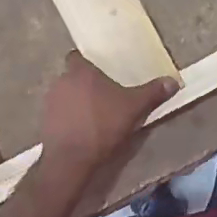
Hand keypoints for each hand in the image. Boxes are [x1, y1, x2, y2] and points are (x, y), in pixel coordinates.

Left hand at [37, 51, 178, 170]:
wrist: (72, 159)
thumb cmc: (104, 124)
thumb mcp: (135, 107)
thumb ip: (153, 92)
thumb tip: (173, 81)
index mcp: (81, 72)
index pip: (76, 57)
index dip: (87, 62)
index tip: (101, 71)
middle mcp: (61, 82)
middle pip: (72, 76)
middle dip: (86, 83)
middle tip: (105, 93)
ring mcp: (49, 103)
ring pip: (65, 95)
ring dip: (77, 101)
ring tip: (96, 112)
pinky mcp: (44, 123)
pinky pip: (60, 114)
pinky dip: (70, 118)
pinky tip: (84, 129)